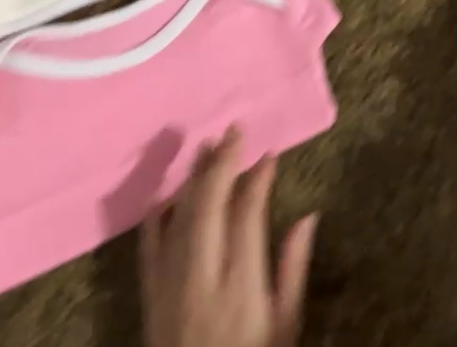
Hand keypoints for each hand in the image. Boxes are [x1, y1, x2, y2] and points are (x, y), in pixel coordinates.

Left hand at [141, 128, 317, 346]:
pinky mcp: (149, 300)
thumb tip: (308, 217)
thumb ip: (292, 270)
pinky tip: (165, 194)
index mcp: (241, 286)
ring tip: (206, 146)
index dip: (257, 179)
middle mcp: (201, 280)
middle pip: (207, 207)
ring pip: (177, 219)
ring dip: (192, 180)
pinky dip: (155, 218)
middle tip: (234, 129)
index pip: (246, 215)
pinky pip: (148, 249)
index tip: (269, 153)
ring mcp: (170, 289)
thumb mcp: (285, 327)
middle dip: (220, 164)